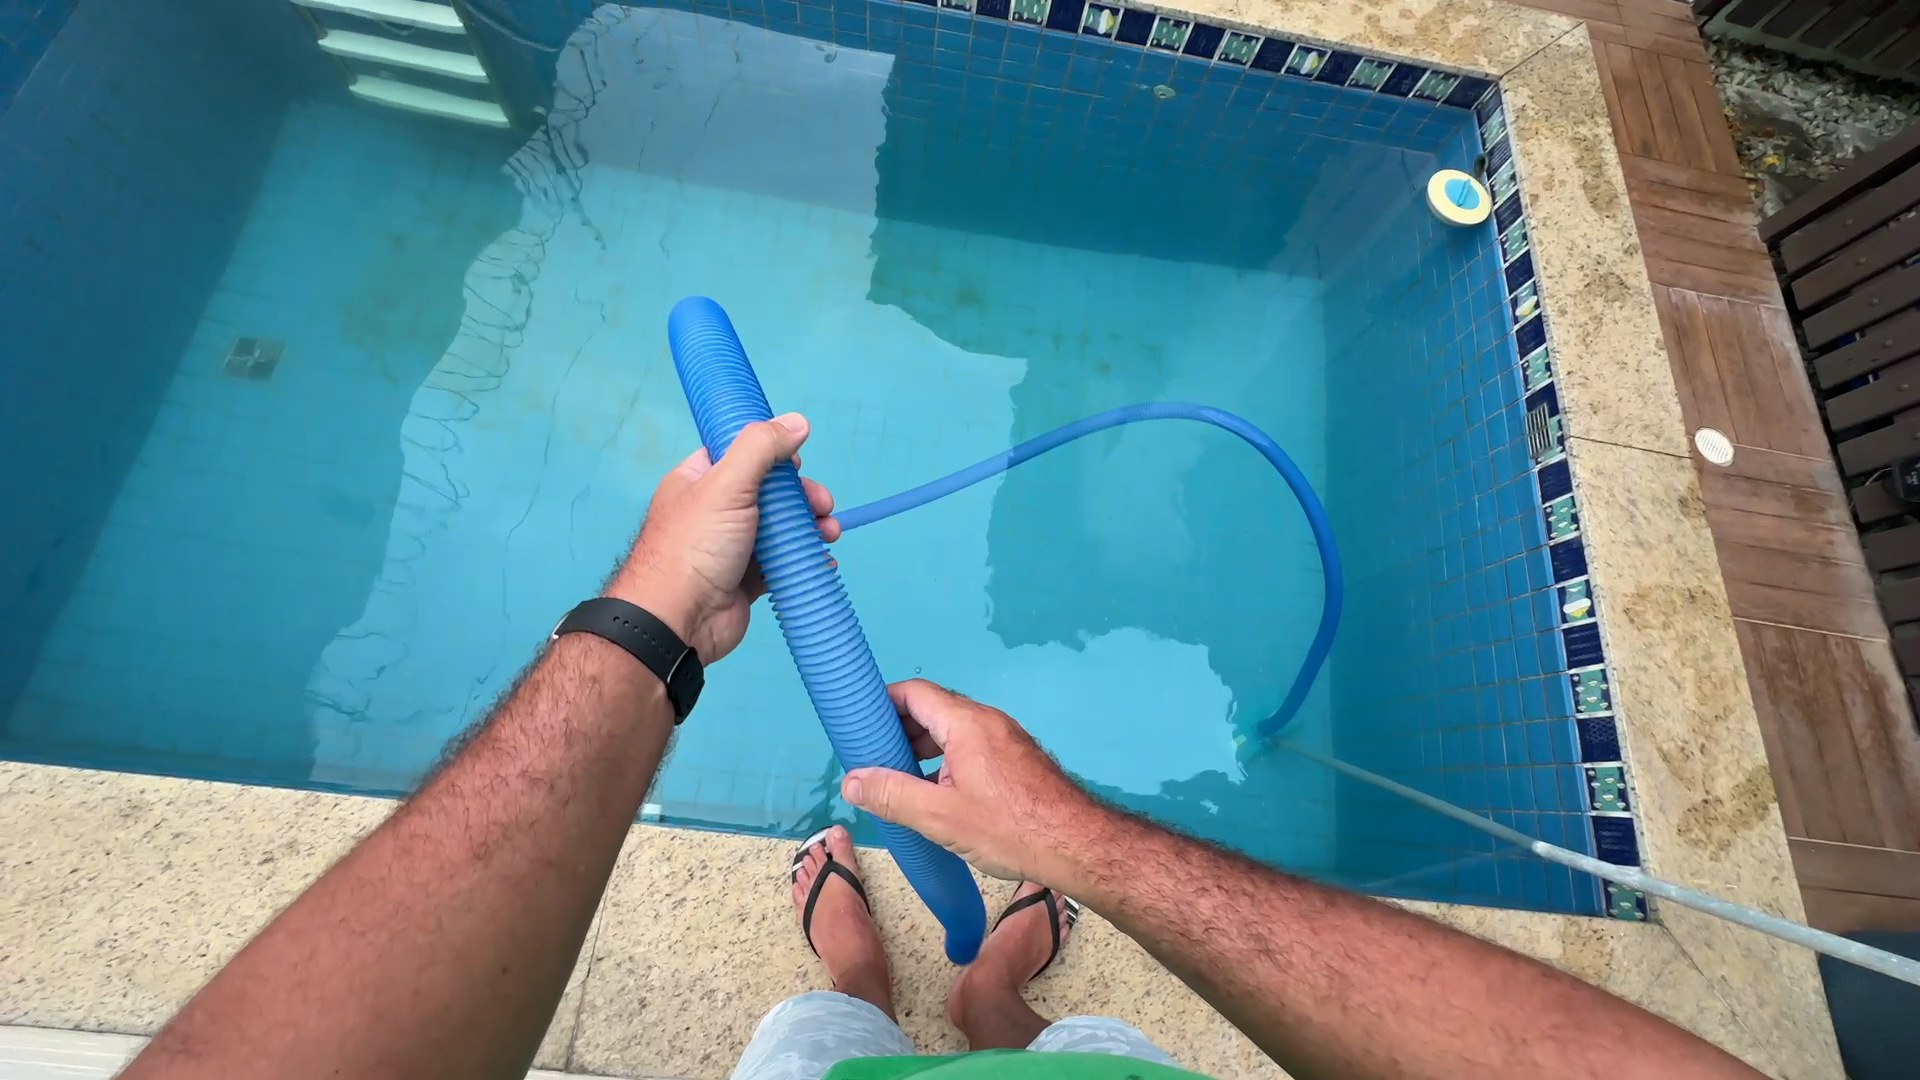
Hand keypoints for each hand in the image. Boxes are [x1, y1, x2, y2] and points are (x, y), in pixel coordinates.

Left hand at [607, 413, 838, 663]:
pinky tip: (823, 561)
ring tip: (830, 535)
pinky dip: (805, 560)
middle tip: (823, 506)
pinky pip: (783, 564)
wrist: (678, 621)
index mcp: (700, 480)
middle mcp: (715, 511)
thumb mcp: (728, 484)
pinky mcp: (747, 580)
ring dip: (810, 528)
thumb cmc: (695, 547)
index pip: (740, 453)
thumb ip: (761, 448)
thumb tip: (797, 421)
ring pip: (780, 529)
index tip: (797, 464)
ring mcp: (732, 547)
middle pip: (770, 493)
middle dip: (803, 497)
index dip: (773, 454)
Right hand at [839, 680, 1108, 885]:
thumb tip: (852, 781)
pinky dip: (946, 755)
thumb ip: (893, 795)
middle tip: (873, 756)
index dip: (883, 701)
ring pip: (953, 727)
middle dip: (900, 727)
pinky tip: (938, 788)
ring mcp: (1005, 736)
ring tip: (900, 776)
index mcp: (966, 723)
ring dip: (923, 744)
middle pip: (934, 708)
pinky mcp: (1016, 755)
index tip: (860, 722)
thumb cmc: (1009, 828)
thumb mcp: (940, 816)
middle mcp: (987, 720)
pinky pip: (971, 743)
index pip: (915, 692)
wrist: (1075, 843)